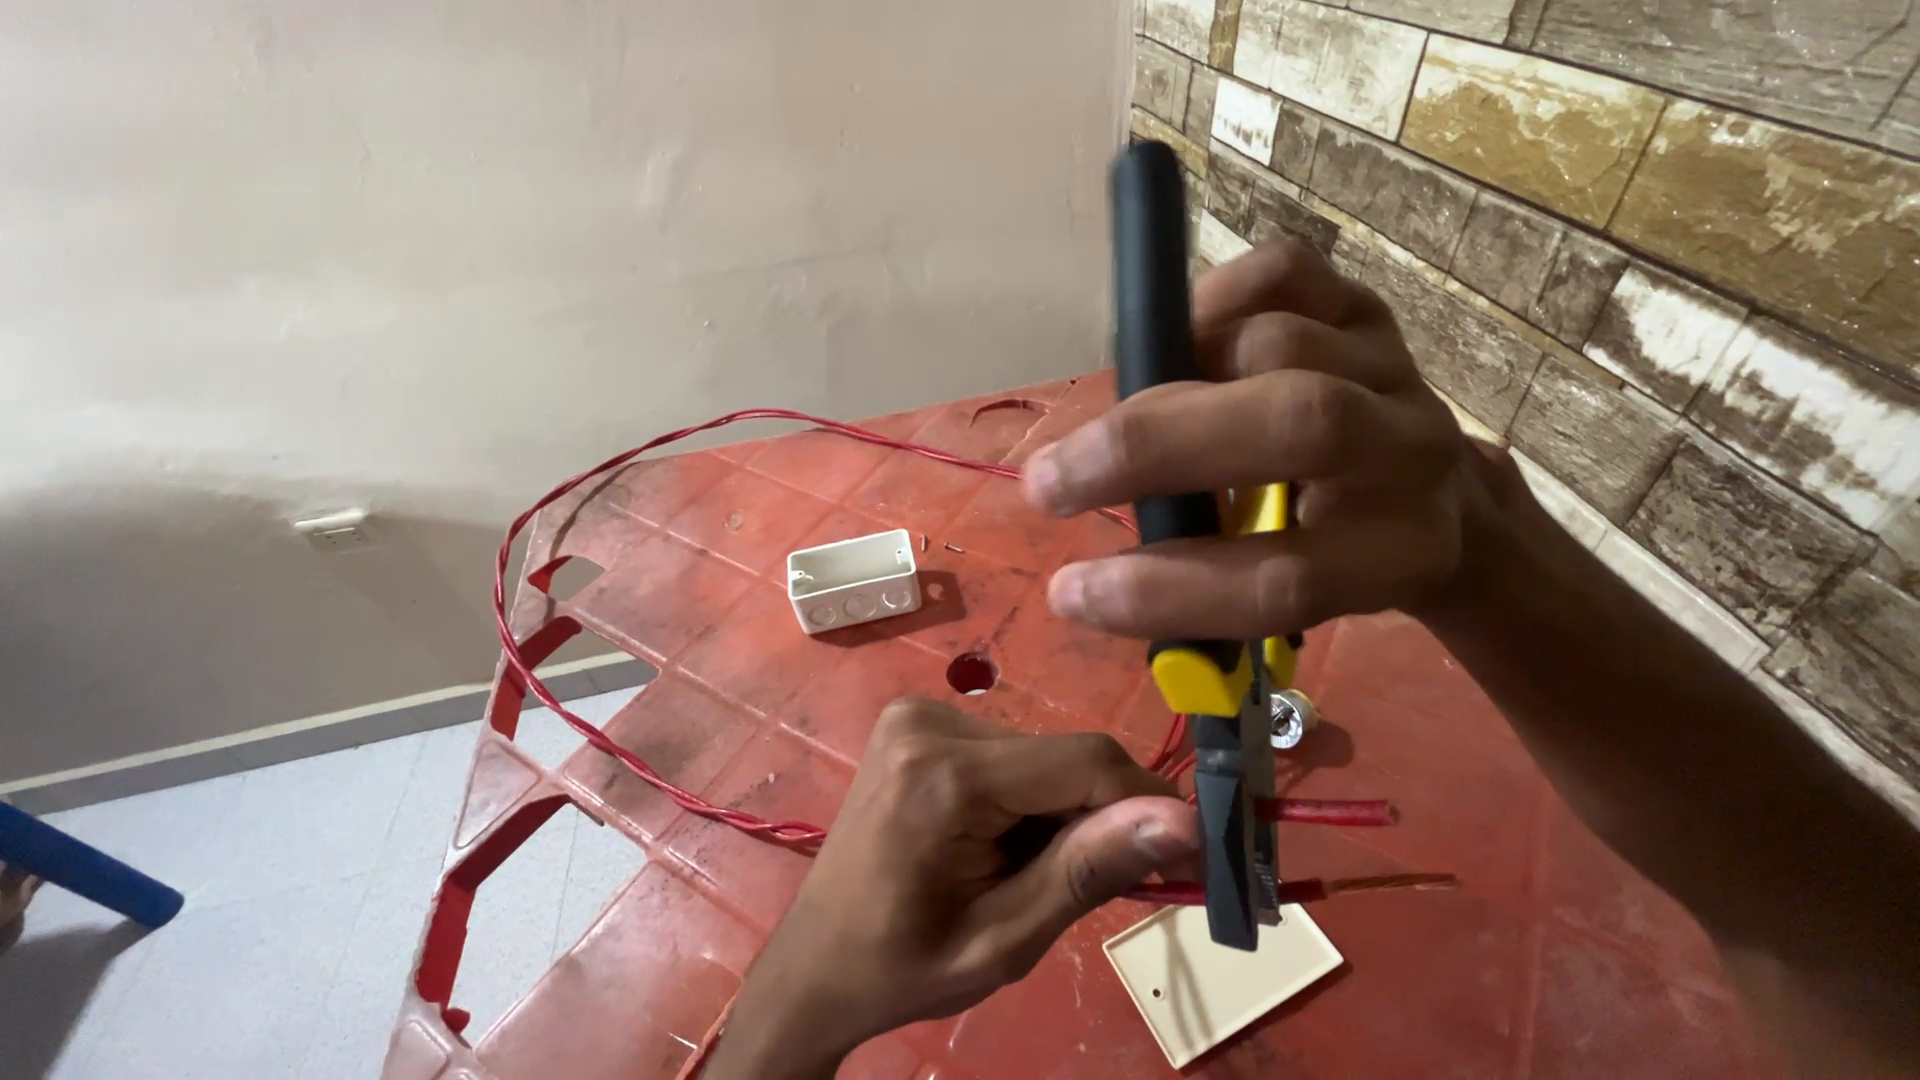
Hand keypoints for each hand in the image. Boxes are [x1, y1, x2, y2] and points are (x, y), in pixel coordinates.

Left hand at [703, 698, 1197, 1078]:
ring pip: (1041, 753)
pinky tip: (1000, 841)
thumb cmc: (904, 966)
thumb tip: (1182, 821)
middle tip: (1097, 884)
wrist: (817, 962)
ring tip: (1029, 871)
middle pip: (1062, 755)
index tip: (1186, 856)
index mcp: (944, 775)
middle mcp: (930, 721)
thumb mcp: (1002, 940)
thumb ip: (1086, 872)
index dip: (1146, 804)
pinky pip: (1009, 751)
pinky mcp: (918, 721)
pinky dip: (1027, 796)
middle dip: (1096, 817)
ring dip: (1060, 809)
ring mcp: (919, 714)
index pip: (1083, 761)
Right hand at [1023, 240, 1491, 639]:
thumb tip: (1095, 574)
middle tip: (1048, 482)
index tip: (1069, 592)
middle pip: (1295, 423)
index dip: (1167, 590)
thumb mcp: (1288, 598)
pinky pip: (1284, 274)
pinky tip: (1177, 344)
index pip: (1283, 579)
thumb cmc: (1331, 555)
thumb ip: (1211, 588)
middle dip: (1150, 447)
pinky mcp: (1364, 306)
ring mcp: (1390, 365)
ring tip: (1114, 428)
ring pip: (1273, 344)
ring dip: (1164, 388)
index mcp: (1399, 554)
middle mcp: (1411, 451)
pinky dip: (1211, 299)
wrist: (1425, 493)